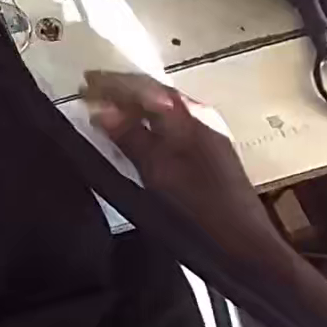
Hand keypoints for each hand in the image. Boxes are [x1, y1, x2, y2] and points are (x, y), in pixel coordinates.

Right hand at [82, 71, 279, 259]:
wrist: (242, 243)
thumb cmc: (197, 206)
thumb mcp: (156, 171)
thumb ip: (129, 137)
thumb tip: (101, 110)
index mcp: (188, 115)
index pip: (143, 87)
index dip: (111, 84)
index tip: (83, 83)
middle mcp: (199, 116)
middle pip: (153, 92)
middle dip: (120, 90)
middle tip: (89, 88)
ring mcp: (206, 132)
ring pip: (161, 107)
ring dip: (131, 104)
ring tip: (104, 104)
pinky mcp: (206, 149)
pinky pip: (167, 122)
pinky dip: (144, 120)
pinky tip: (132, 128)